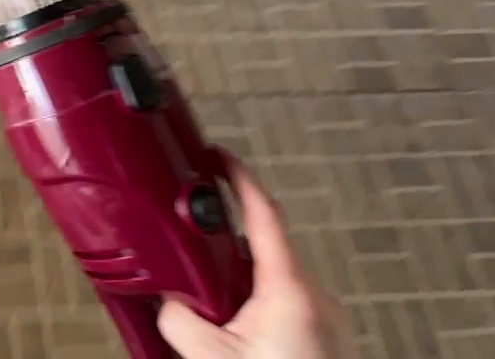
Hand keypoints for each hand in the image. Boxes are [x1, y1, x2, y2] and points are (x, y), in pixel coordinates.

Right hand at [158, 160, 356, 358]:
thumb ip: (178, 318)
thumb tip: (167, 301)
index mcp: (290, 289)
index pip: (263, 212)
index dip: (238, 176)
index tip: (217, 154)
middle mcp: (315, 297)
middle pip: (260, 246)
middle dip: (221, 244)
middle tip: (188, 246)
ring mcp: (326, 321)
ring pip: (269, 278)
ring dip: (235, 280)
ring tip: (206, 302)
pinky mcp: (327, 342)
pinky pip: (280, 303)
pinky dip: (250, 302)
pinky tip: (231, 329)